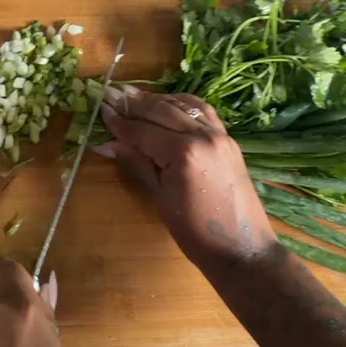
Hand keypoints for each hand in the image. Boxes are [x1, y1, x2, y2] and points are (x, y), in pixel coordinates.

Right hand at [96, 86, 276, 269]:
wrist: (244, 251)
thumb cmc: (196, 233)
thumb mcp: (160, 198)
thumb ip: (136, 163)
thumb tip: (106, 144)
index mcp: (182, 153)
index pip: (142, 130)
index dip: (119, 122)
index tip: (100, 110)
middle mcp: (201, 135)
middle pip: (160, 110)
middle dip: (133, 104)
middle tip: (110, 95)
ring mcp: (218, 134)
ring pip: (181, 105)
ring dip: (155, 99)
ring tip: (132, 96)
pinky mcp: (228, 138)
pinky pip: (202, 111)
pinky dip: (181, 103)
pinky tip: (167, 103)